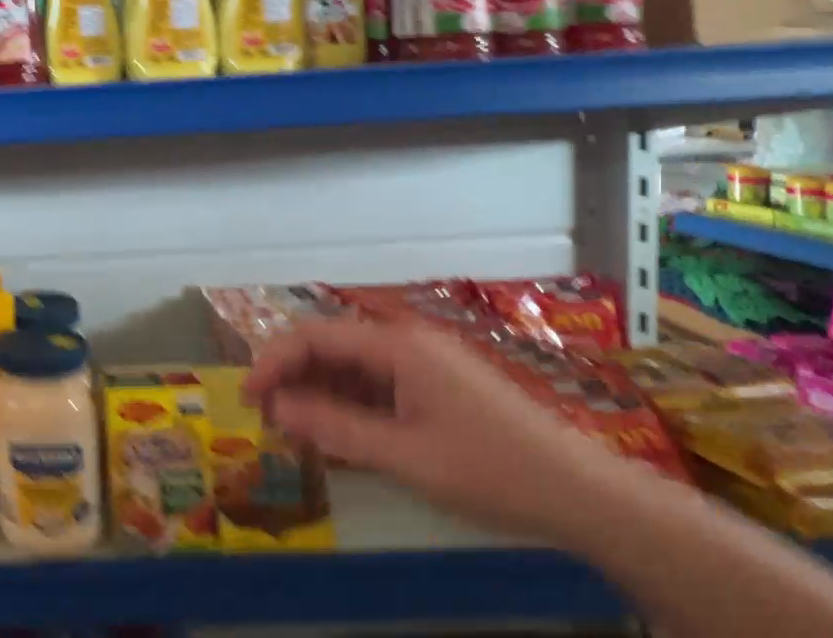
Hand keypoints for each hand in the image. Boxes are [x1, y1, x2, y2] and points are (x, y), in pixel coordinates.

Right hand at [242, 318, 639, 544]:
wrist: (585, 495)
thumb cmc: (491, 471)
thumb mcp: (403, 455)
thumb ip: (334, 427)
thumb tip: (276, 408)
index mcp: (398, 346)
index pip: (313, 337)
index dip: (272, 363)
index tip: (247, 398)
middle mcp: (408, 343)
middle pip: (330, 346)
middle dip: (292, 377)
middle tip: (268, 418)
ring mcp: (426, 363)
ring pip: (352, 366)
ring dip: (319, 392)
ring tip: (297, 430)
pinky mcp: (439, 385)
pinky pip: (378, 384)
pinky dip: (350, 403)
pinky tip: (340, 432)